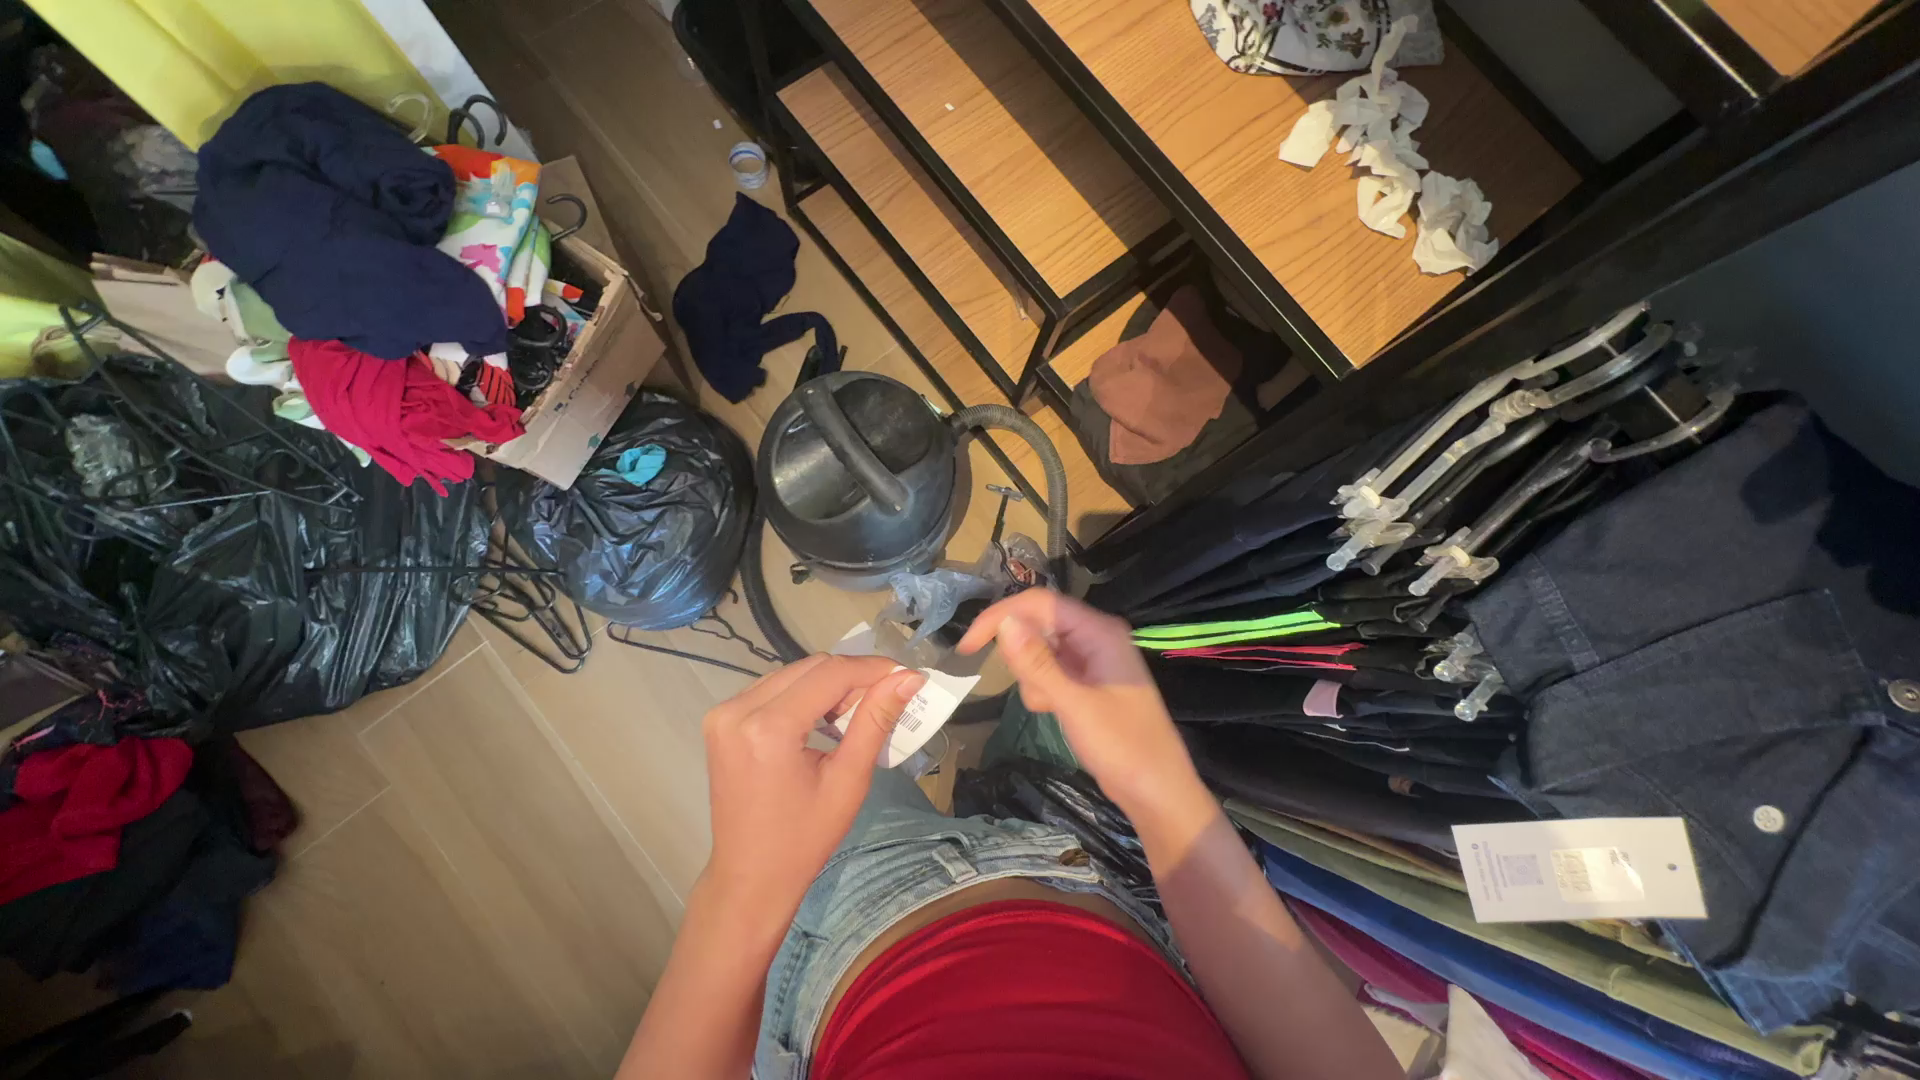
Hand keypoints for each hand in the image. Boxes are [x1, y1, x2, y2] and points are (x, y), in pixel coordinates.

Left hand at [700, 655, 926, 918]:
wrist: (750, 877)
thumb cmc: (804, 839)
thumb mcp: (848, 781)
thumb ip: (875, 721)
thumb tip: (908, 678)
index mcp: (768, 727)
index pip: (830, 674)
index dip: (872, 668)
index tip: (906, 675)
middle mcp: (738, 710)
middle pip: (810, 667)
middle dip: (852, 676)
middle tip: (885, 698)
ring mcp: (724, 713)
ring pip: (792, 673)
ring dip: (828, 683)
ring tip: (856, 712)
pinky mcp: (721, 719)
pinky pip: (773, 688)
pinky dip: (804, 693)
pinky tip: (824, 718)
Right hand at [958, 591, 1205, 818]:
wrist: (1157, 792)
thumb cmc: (1123, 747)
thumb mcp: (1074, 704)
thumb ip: (1037, 663)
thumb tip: (1004, 622)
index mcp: (1099, 631)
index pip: (1039, 604)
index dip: (1000, 617)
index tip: (969, 648)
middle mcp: (1095, 637)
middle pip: (1037, 624)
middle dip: (1022, 658)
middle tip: (1029, 692)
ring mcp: (1091, 660)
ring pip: (1039, 651)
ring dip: (1033, 678)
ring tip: (1052, 709)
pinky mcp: (1086, 682)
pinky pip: (1050, 672)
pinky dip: (1042, 689)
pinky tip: (1056, 713)